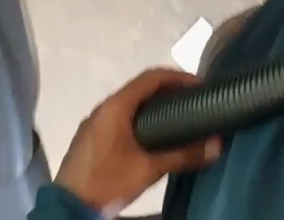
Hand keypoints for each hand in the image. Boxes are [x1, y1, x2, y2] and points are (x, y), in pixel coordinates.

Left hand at [55, 69, 221, 216]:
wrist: (66, 210)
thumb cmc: (108, 182)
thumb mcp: (148, 170)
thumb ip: (183, 155)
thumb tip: (217, 145)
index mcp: (116, 106)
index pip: (152, 77)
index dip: (178, 77)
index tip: (199, 85)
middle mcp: (103, 107)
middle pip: (141, 88)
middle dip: (168, 90)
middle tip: (191, 100)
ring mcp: (93, 122)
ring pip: (129, 103)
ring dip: (153, 104)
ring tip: (175, 116)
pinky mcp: (89, 138)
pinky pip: (119, 116)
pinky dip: (138, 117)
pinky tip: (149, 135)